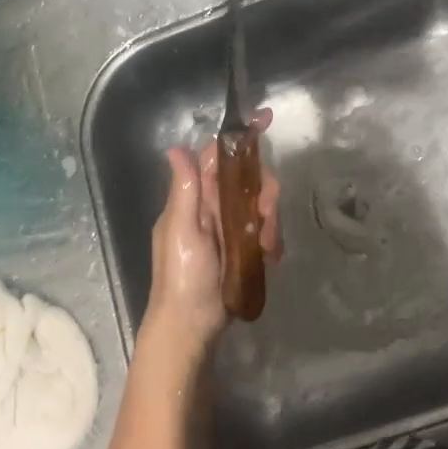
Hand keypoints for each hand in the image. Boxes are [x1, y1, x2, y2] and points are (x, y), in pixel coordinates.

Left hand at [144, 109, 282, 348]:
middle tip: (267, 215)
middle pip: (246, 179)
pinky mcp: (242, 251)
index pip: (217, 157)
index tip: (264, 120)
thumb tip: (177, 148)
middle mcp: (210, 208)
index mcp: (192, 198)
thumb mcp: (181, 230)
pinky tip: (270, 257)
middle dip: (264, 191)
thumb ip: (185, 189)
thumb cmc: (183, 276)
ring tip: (266, 245)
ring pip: (259, 205)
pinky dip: (270, 241)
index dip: (240, 138)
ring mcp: (228, 230)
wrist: (191, 327)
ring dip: (269, 220)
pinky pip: (264, 233)